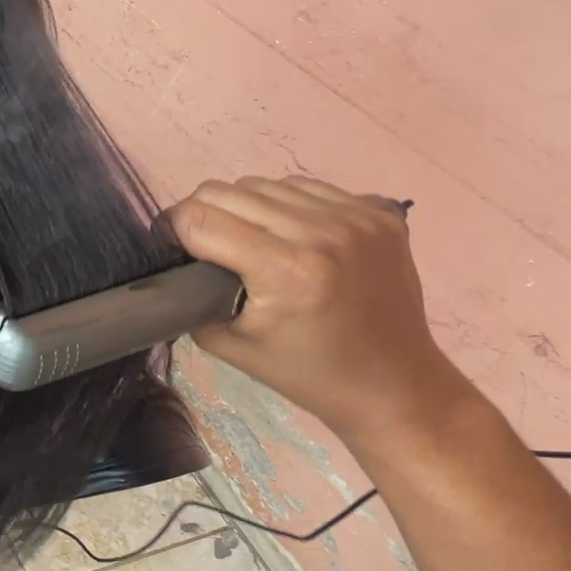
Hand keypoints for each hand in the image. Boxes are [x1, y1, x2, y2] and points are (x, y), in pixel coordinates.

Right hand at [166, 176, 478, 443]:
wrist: (398, 386)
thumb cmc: (307, 373)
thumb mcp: (226, 342)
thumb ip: (189, 293)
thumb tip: (171, 258)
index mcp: (285, 271)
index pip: (197, 219)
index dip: (171, 229)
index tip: (172, 248)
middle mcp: (322, 234)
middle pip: (222, 192)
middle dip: (201, 215)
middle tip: (207, 248)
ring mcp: (355, 218)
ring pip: (259, 183)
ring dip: (242, 207)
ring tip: (251, 240)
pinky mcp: (377, 213)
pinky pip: (301, 187)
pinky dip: (282, 205)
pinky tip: (290, 235)